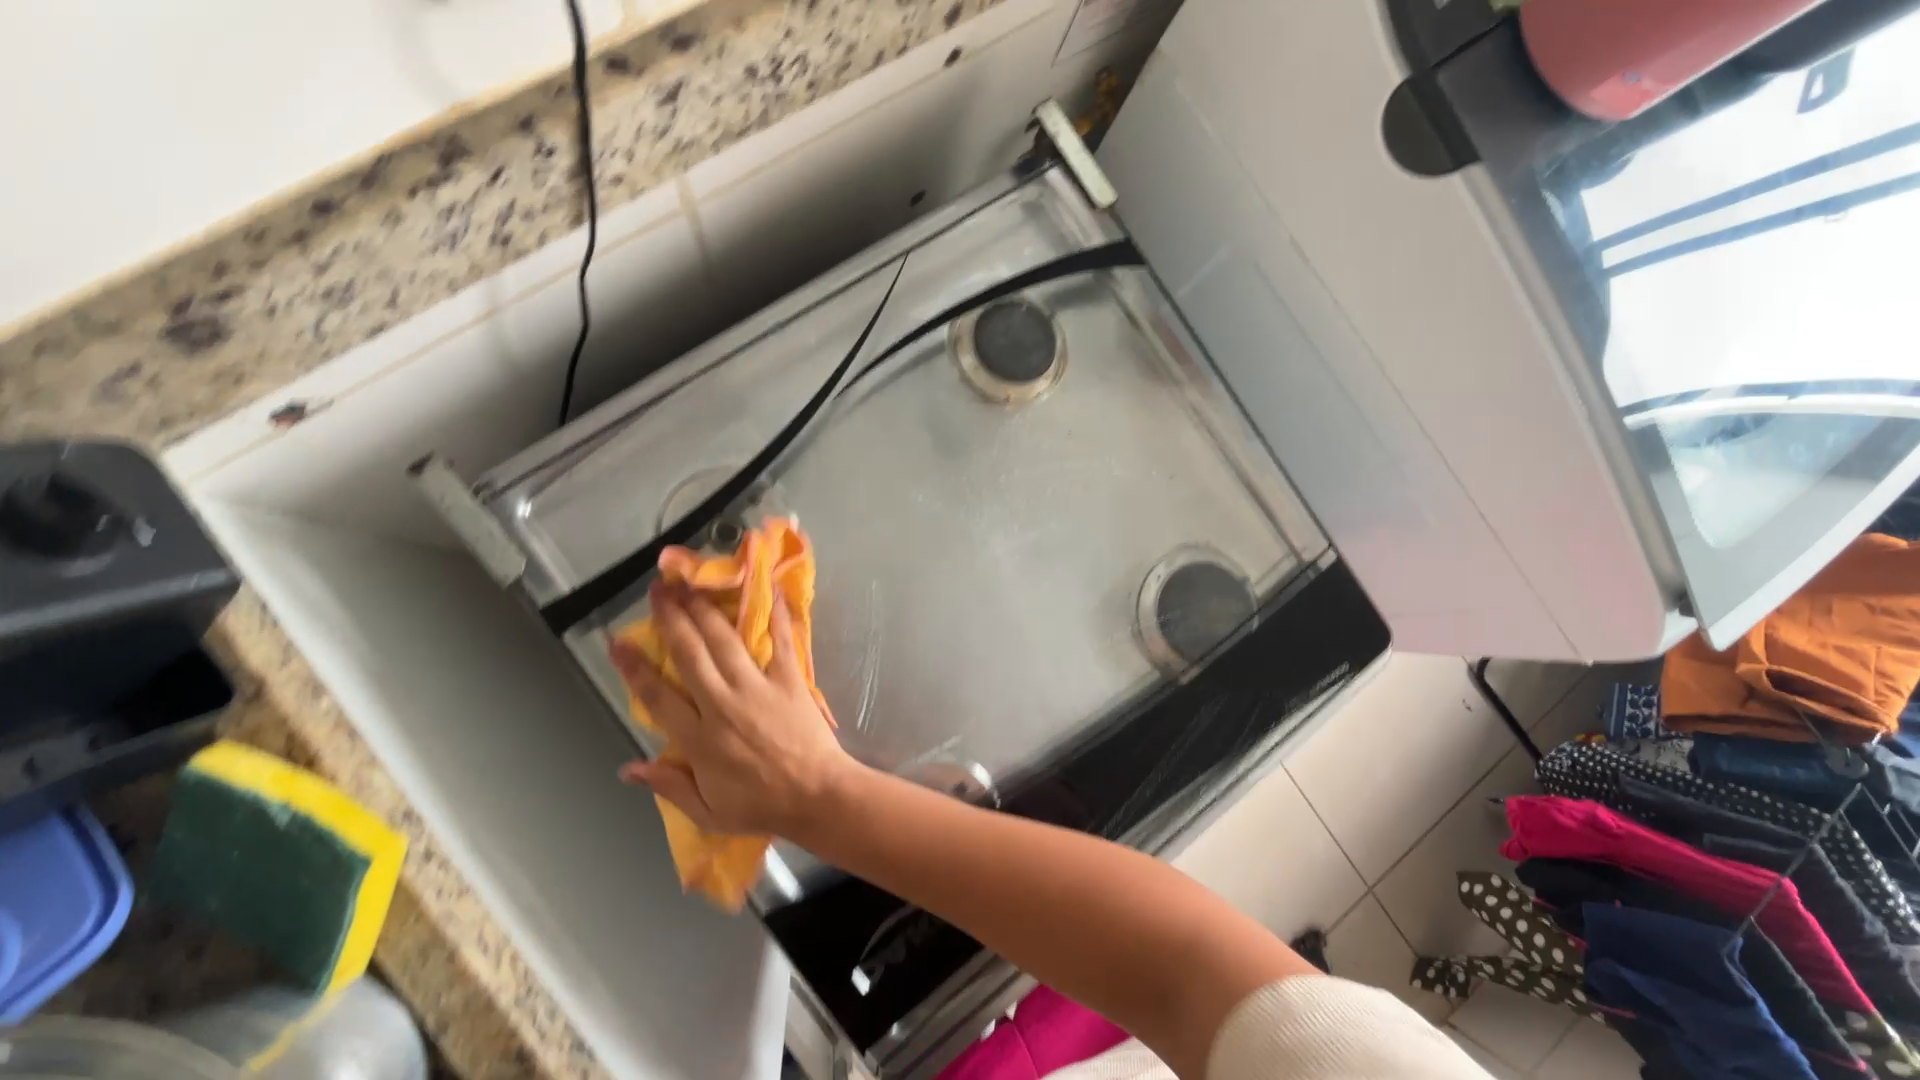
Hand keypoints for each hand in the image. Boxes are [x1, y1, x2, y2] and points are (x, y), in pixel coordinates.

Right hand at [610, 581, 857, 837]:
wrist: (818, 798)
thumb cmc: (763, 807)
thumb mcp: (708, 812)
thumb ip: (668, 785)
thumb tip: (627, 768)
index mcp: (700, 739)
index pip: (658, 696)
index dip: (634, 668)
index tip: (618, 643)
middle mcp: (723, 705)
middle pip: (689, 655)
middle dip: (670, 619)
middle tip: (657, 591)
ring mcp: (758, 689)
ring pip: (725, 642)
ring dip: (705, 610)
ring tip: (690, 585)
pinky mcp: (790, 681)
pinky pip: (780, 642)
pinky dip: (774, 614)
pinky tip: (765, 587)